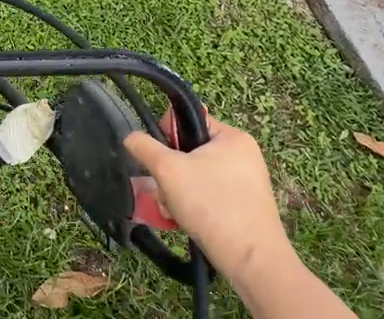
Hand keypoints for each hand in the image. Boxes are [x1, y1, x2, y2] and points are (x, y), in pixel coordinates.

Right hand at [123, 113, 291, 282]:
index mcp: (233, 138)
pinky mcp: (244, 207)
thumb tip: (131, 138)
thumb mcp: (166, 167)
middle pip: (187, 150)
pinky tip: (184, 219)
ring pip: (194, 175)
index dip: (166, 135)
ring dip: (175, 190)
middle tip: (165, 189)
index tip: (161, 158)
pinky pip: (207, 194)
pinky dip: (191, 203)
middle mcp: (244, 157)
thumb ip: (142, 144)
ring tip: (172, 208)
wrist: (252, 262)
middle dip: (169, 171)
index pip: (186, 120)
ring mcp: (246, 184)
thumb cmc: (212, 205)